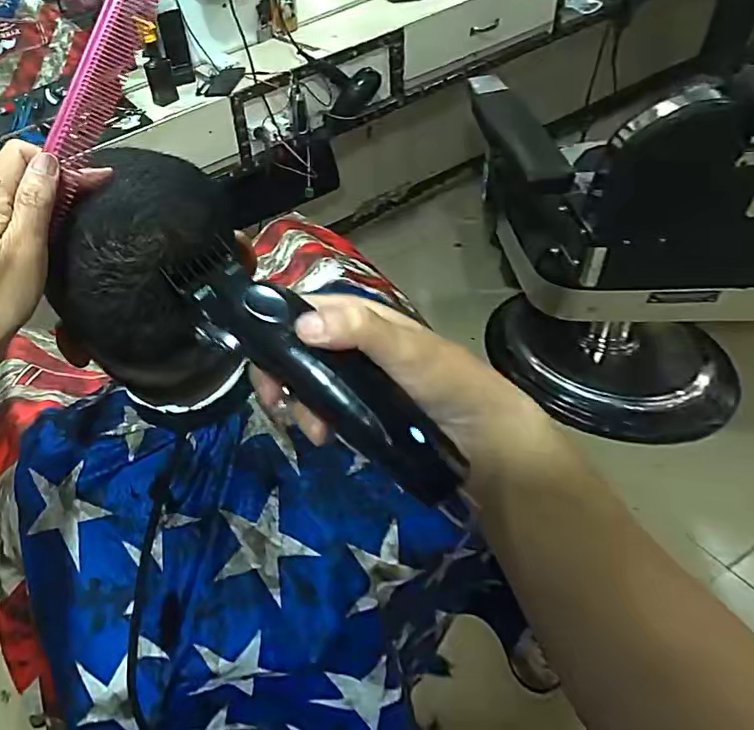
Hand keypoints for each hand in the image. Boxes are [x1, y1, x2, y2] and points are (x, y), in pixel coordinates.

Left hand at [0, 142, 108, 395]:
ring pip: (16, 185)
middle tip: (88, 193)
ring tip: (72, 209)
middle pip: (18, 166)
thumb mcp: (26, 246)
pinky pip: (9, 205)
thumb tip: (49, 158)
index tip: (81, 182)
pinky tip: (49, 225)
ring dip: (46, 191)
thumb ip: (36, 198)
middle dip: (54, 174)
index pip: (20, 150)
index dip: (53, 159)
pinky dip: (33, 208)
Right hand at [249, 295, 560, 483]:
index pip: (307, 309)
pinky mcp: (362, 411)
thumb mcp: (408, 351)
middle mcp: (355, 343)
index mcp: (364, 318)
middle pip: (299, 347)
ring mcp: (357, 378)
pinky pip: (324, 407)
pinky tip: (324, 438)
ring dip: (298, 402)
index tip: (261, 358)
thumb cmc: (451, 385)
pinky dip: (315, 419)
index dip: (278, 326)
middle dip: (282, 372)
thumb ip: (361, 331)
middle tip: (276, 402)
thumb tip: (302, 325)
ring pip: (308, 380)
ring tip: (313, 431)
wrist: (491, 445)